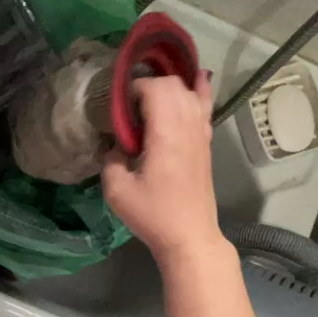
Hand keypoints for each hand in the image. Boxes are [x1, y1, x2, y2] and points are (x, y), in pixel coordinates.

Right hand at [101, 74, 220, 259]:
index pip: (154, 89)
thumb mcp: (117, 190)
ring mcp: (201, 132)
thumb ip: (111, 159)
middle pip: (173, 84)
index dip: (133, 89)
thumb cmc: (152, 214)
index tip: (117, 105)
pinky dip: (198, 90)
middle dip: (149, 85)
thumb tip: (114, 144)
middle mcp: (188, 126)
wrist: (189, 234)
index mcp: (165, 134)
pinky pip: (204, 105)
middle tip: (129, 104)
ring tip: (151, 97)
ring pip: (190, 90)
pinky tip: (195, 82)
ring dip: (170, 88)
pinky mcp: (206, 142)